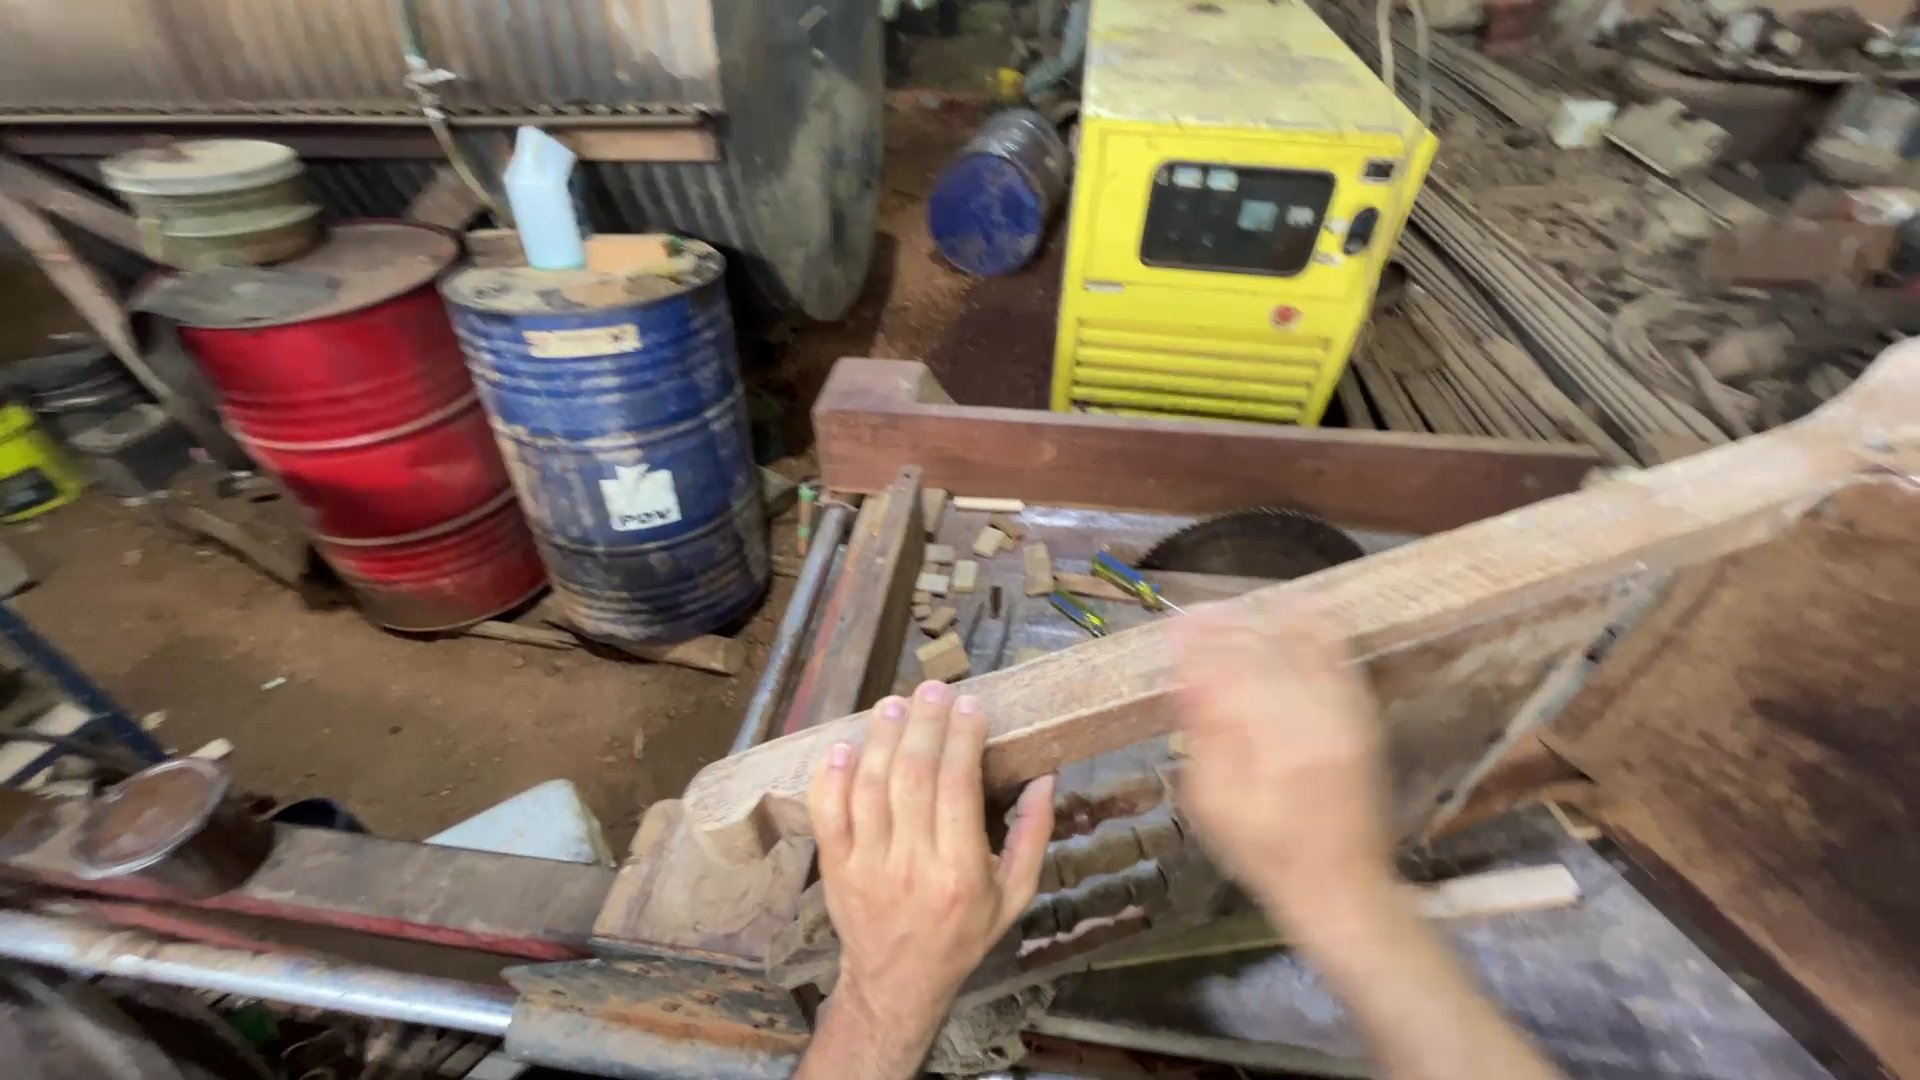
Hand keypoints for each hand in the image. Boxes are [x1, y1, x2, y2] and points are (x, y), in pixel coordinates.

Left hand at [807, 680, 1055, 1045]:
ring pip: (870, 787)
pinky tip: (844, 744)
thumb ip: (1033, 835)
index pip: (960, 788)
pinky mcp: (835, 866)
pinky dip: (832, 776)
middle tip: (933, 689)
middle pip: (914, 777)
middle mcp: (912, 865)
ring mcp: (866, 865)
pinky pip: (828, 814)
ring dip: (882, 738)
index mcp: (961, 873)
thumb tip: (1046, 776)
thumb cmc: (963, 934)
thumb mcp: (1015, 896)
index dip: (963, 739)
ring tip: (895, 703)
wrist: (897, 984)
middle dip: (924, 724)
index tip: (970, 705)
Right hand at [1173, 595, 1395, 932]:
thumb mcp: (1212, 806)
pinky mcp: (1362, 714)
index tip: (1170, 629)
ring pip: (1298, 643)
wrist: (1342, 887)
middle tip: (1188, 615)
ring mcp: (1345, 712)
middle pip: (1262, 648)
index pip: (1229, 669)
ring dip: (1258, 619)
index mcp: (1273, 744)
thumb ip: (1203, 738)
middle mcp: (1314, 718)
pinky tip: (1289, 604)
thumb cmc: (1263, 853)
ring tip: (1225, 609)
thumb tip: (1187, 679)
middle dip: (1220, 625)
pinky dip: (1312, 623)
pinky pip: (1338, 652)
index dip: (1196, 643)